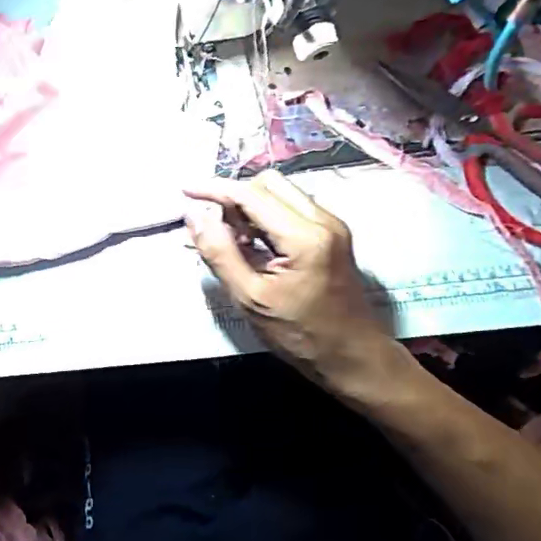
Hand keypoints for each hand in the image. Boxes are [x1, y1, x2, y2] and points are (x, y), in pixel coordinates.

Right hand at [184, 171, 399, 392]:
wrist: (354, 356)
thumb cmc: (301, 336)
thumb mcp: (251, 299)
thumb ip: (220, 254)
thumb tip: (195, 216)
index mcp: (305, 237)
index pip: (252, 194)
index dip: (215, 189)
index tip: (186, 191)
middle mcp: (323, 220)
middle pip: (269, 183)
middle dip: (236, 196)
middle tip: (216, 228)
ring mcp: (331, 224)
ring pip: (282, 192)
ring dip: (252, 207)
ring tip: (234, 241)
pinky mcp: (332, 233)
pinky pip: (293, 208)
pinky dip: (268, 217)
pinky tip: (256, 246)